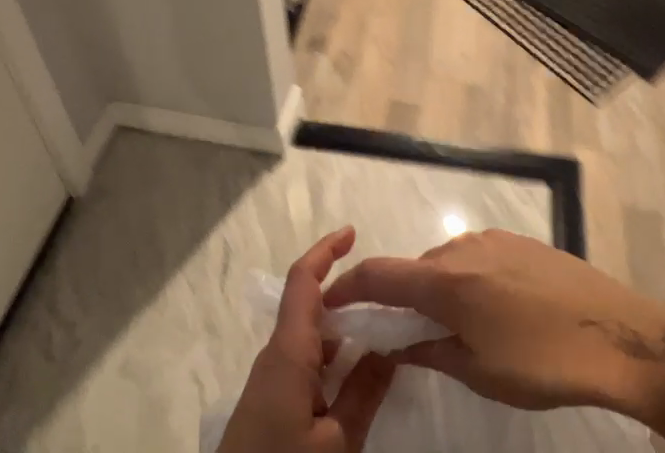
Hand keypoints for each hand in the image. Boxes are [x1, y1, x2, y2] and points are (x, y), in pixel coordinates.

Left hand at [217, 227, 397, 452]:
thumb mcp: (336, 443)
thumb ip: (363, 393)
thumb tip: (388, 348)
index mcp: (288, 354)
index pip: (303, 283)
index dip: (325, 251)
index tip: (352, 232)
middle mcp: (276, 357)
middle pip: (311, 307)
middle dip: (348, 294)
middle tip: (391, 296)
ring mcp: (272, 380)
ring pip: (311, 338)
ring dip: (345, 329)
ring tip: (387, 330)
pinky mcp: (272, 402)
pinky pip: (307, 363)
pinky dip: (335, 357)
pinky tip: (362, 371)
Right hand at [321, 228, 664, 415]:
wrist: (622, 336)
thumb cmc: (544, 362)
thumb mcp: (479, 370)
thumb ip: (430, 350)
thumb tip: (397, 343)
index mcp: (448, 280)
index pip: (379, 274)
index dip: (348, 287)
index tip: (330, 304)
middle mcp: (465, 248)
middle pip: (415, 269)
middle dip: (400, 298)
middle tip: (400, 334)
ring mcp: (497, 240)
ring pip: (448, 263)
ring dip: (437, 290)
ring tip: (453, 328)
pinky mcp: (524, 242)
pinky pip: (477, 257)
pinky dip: (467, 280)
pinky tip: (491, 310)